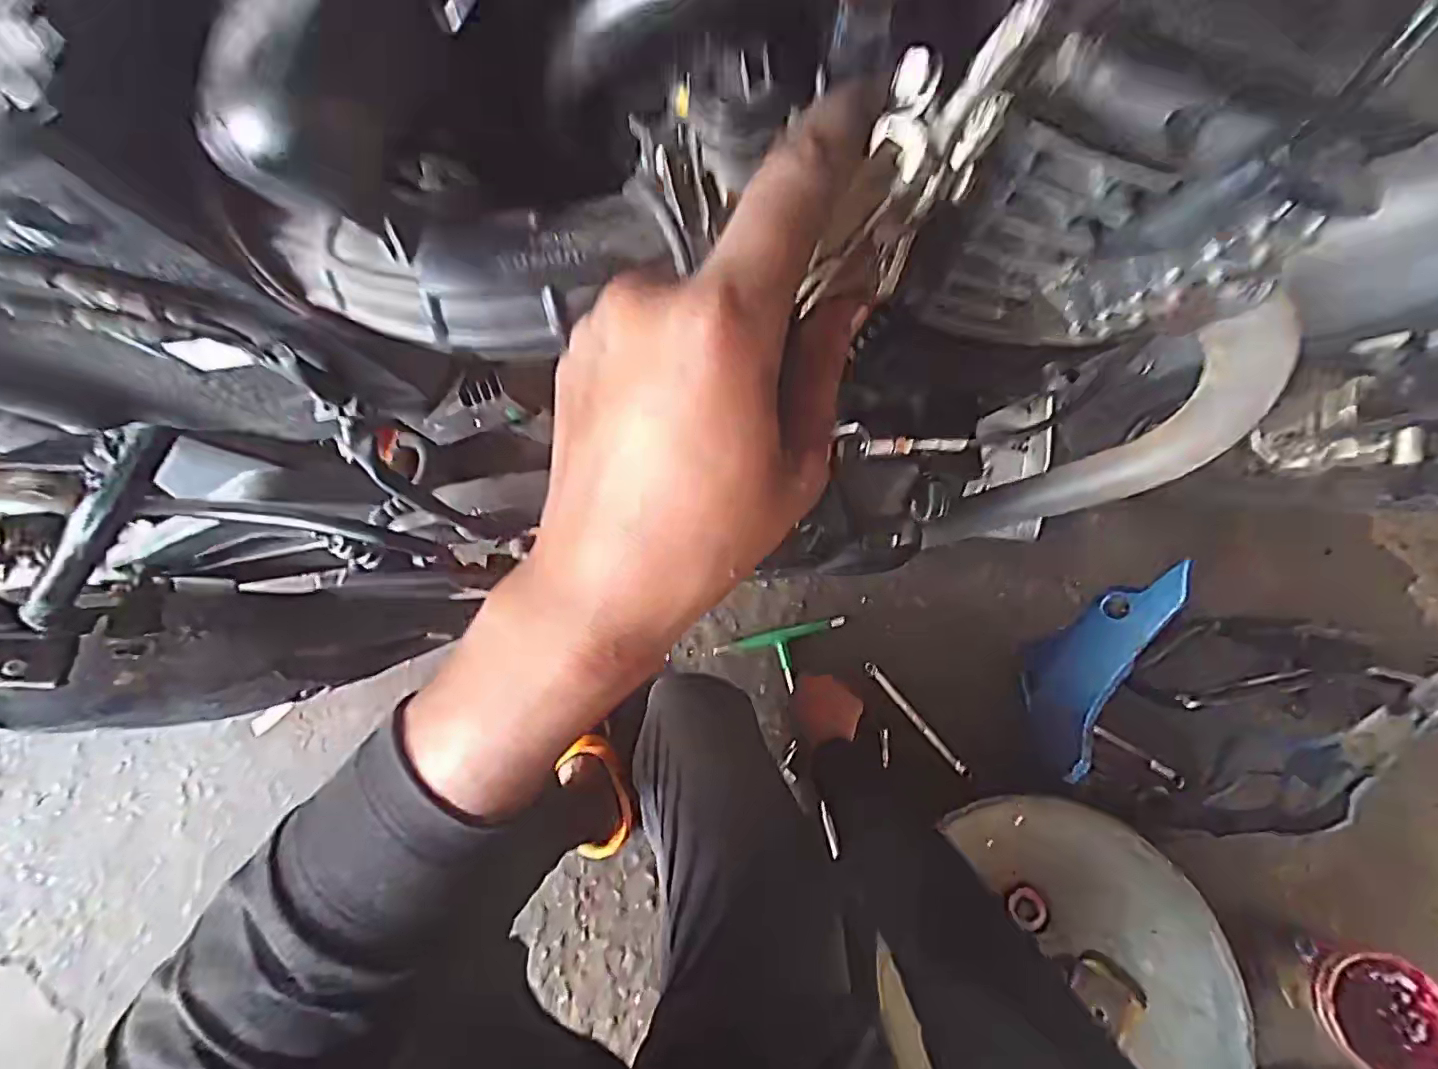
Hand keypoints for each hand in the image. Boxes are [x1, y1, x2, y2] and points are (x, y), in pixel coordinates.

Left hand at [525, 86, 879, 662]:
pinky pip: (650, 319)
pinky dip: (676, 345)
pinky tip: (677, 414)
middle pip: (738, 260)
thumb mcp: (796, 459)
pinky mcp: (582, 346)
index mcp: (721, 325)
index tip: (855, 119)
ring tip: (717, 414)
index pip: (787, 194)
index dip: (831, 144)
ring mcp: (606, 323)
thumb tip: (841, 305)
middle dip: (771, 301)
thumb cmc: (694, 538)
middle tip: (781, 368)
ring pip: (692, 294)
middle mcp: (651, 304)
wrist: (602, 580)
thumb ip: (823, 362)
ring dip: (720, 331)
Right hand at [791, 674, 865, 747]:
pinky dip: (847, 709)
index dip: (804, 690)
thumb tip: (799, 699)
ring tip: (830, 716)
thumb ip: (796, 700)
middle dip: (821, 692)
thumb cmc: (808, 729)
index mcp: (806, 681)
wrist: (829, 741)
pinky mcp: (855, 700)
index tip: (804, 697)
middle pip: (823, 682)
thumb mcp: (793, 713)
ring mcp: (843, 689)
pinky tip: (842, 721)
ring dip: (835, 699)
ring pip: (838, 691)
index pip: (803, 679)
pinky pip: (851, 702)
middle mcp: (825, 679)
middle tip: (818, 707)